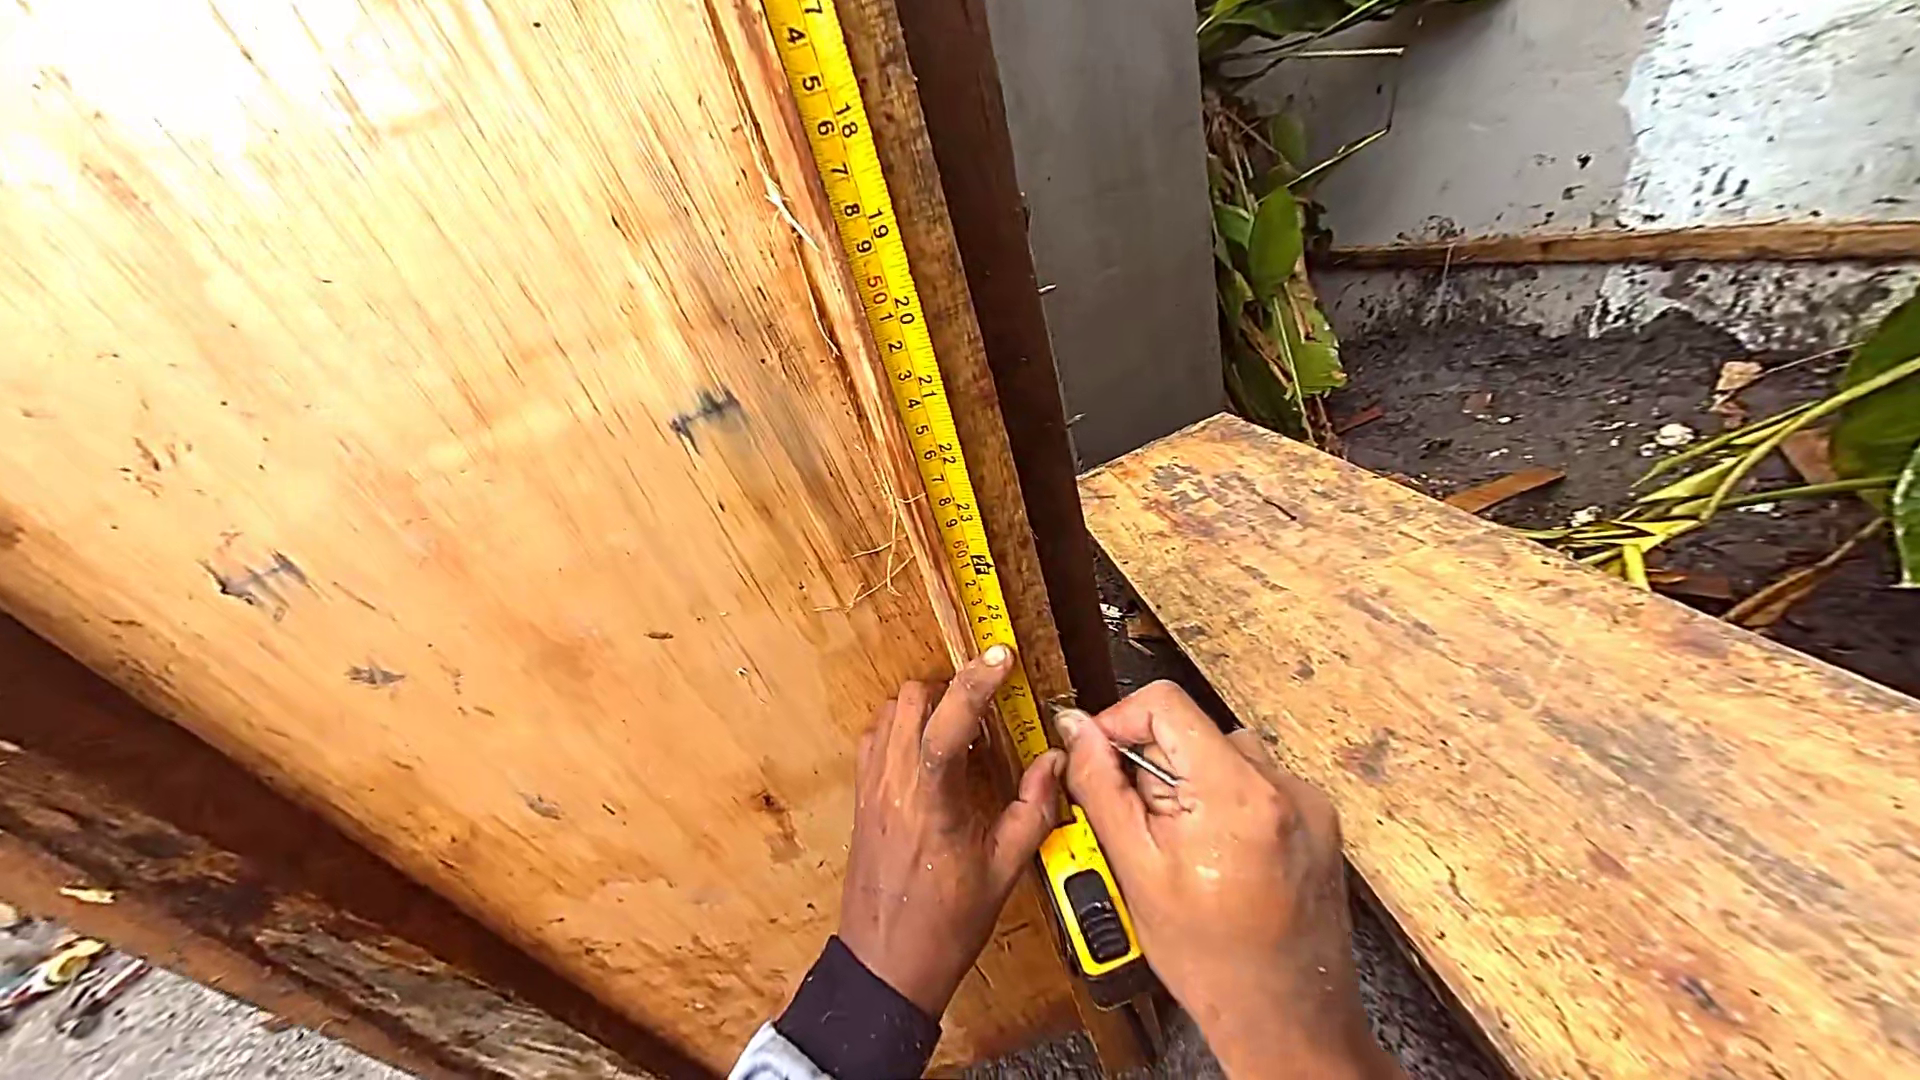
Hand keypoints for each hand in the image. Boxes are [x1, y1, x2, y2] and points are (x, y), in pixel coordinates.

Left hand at [838, 645, 1065, 1016]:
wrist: (885, 964)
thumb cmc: (945, 923)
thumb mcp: (1004, 869)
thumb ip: (1034, 808)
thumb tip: (1054, 761)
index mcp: (932, 798)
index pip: (951, 718)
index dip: (978, 679)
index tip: (1001, 656)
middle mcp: (894, 781)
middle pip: (913, 697)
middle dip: (951, 687)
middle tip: (983, 704)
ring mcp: (872, 784)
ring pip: (891, 709)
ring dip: (925, 703)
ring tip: (958, 728)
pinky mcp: (862, 793)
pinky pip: (874, 735)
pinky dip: (900, 724)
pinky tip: (926, 749)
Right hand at [1058, 681, 1400, 1079]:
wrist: (1288, 1024)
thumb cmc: (1211, 961)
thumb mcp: (1134, 867)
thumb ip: (1099, 783)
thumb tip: (1076, 728)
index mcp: (1237, 794)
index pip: (1166, 701)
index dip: (1122, 719)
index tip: (1104, 755)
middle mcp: (1282, 786)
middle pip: (1190, 727)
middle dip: (1152, 764)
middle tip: (1145, 821)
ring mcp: (1305, 799)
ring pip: (1216, 749)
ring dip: (1185, 779)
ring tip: (1179, 839)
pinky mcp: (1315, 813)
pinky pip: (1247, 774)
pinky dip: (1218, 794)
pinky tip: (1212, 845)